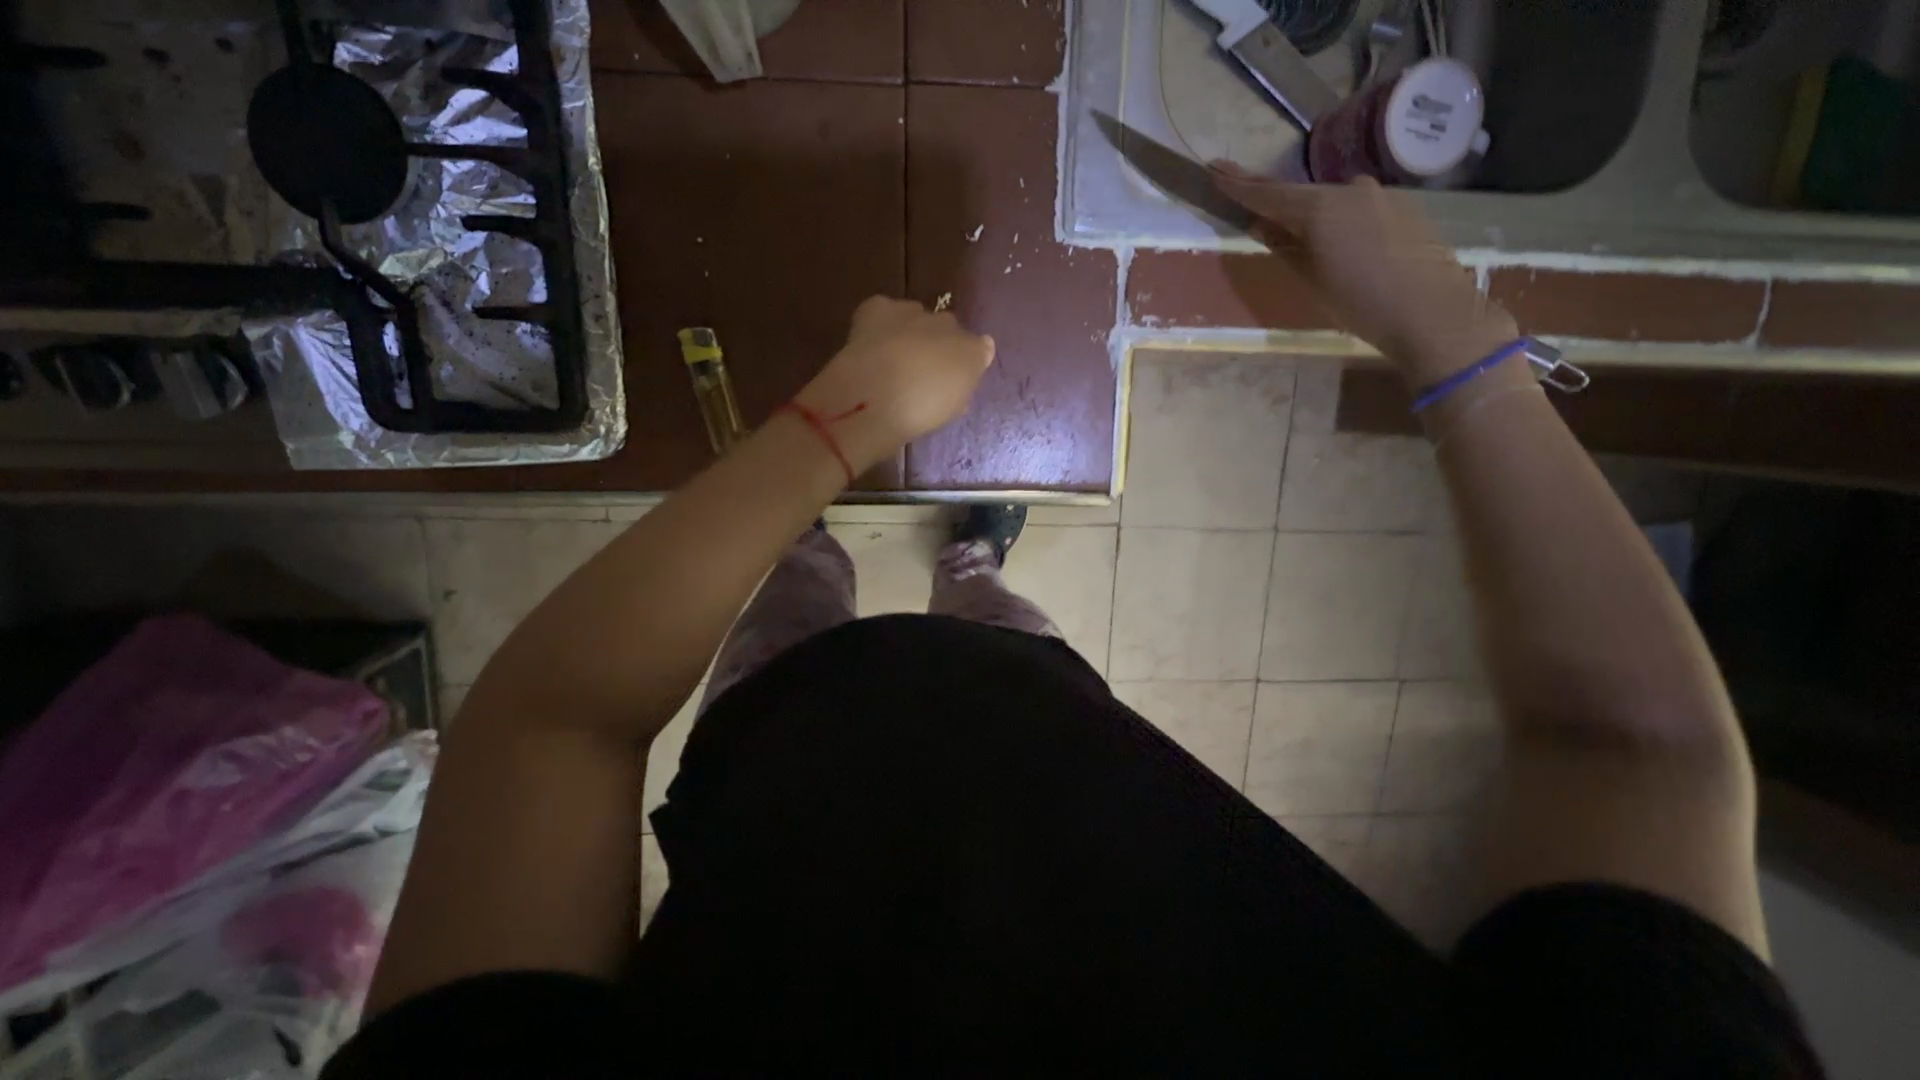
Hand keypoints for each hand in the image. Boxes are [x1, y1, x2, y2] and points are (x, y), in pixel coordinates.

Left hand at [794, 296, 996, 473]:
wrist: (877, 396)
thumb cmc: (921, 411)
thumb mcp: (951, 408)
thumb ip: (962, 385)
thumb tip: (972, 363)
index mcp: (973, 350)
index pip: (976, 348)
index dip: (961, 365)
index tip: (948, 384)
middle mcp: (948, 324)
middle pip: (946, 330)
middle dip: (935, 345)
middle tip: (920, 374)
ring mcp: (913, 313)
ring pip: (916, 319)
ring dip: (908, 332)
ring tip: (891, 361)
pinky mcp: (878, 308)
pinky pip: (883, 311)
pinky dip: (879, 322)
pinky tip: (870, 344)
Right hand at [1212, 164, 1517, 384]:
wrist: (1434, 314)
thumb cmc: (1361, 304)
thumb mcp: (1311, 281)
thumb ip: (1284, 247)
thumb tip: (1264, 226)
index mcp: (1320, 207)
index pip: (1267, 193)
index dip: (1238, 183)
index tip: (1214, 169)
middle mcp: (1350, 190)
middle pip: (1303, 196)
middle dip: (1280, 207)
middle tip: (1259, 220)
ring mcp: (1382, 195)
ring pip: (1335, 203)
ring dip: (1317, 220)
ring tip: (1311, 251)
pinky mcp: (1405, 208)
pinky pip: (1361, 212)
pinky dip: (1345, 226)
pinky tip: (1350, 254)